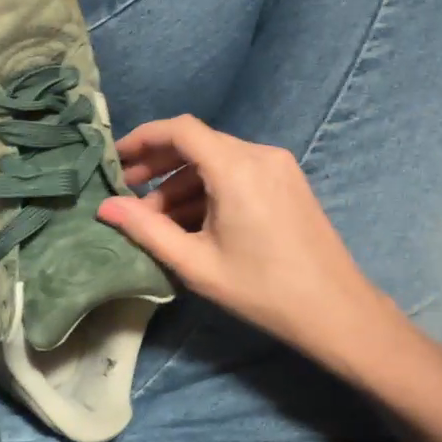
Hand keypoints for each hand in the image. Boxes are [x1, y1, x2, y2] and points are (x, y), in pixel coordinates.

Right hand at [96, 116, 402, 364]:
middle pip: (197, 143)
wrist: (336, 311)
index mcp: (236, 168)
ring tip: (155, 219)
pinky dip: (208, 189)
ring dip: (181, 183)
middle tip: (126, 190)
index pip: (180, 130)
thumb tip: (105, 207)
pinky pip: (237, 172)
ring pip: (216, 160)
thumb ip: (146, 229)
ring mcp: (278, 167)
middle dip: (158, 165)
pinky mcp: (288, 182)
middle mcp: (259, 155)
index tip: (115, 159)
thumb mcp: (195, 263)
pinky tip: (191, 222)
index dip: (143, 138)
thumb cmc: (261, 289)